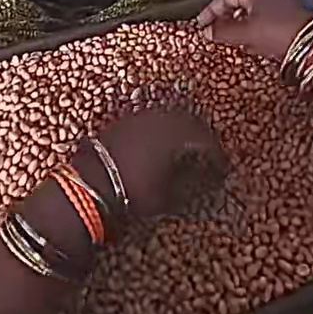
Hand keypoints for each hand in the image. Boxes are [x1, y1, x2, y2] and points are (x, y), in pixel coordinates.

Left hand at [91, 106, 223, 221]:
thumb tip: (207, 177)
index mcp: (174, 133)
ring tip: (186, 148)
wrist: (88, 186)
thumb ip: (192, 183)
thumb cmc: (131, 193)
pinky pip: (150, 120)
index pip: (204, 138)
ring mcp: (138, 118)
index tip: (223, 165)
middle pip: (187, 121)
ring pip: (168, 118)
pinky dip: (161, 130)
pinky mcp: (122, 122)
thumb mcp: (168, 196)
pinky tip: (160, 144)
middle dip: (201, 136)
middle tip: (209, 153)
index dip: (217, 153)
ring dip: (181, 130)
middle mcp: (157, 119)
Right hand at [195, 0, 312, 61]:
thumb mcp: (245, 33)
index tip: (201, 24)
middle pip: (237, 3)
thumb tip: (206, 32)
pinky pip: (261, 21)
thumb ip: (223, 31)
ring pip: (250, 13)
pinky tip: (251, 44)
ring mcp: (277, 5)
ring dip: (238, 25)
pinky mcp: (285, 18)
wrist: (311, 43)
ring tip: (231, 39)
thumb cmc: (275, 32)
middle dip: (224, 18)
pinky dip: (251, 30)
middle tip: (214, 31)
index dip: (210, 10)